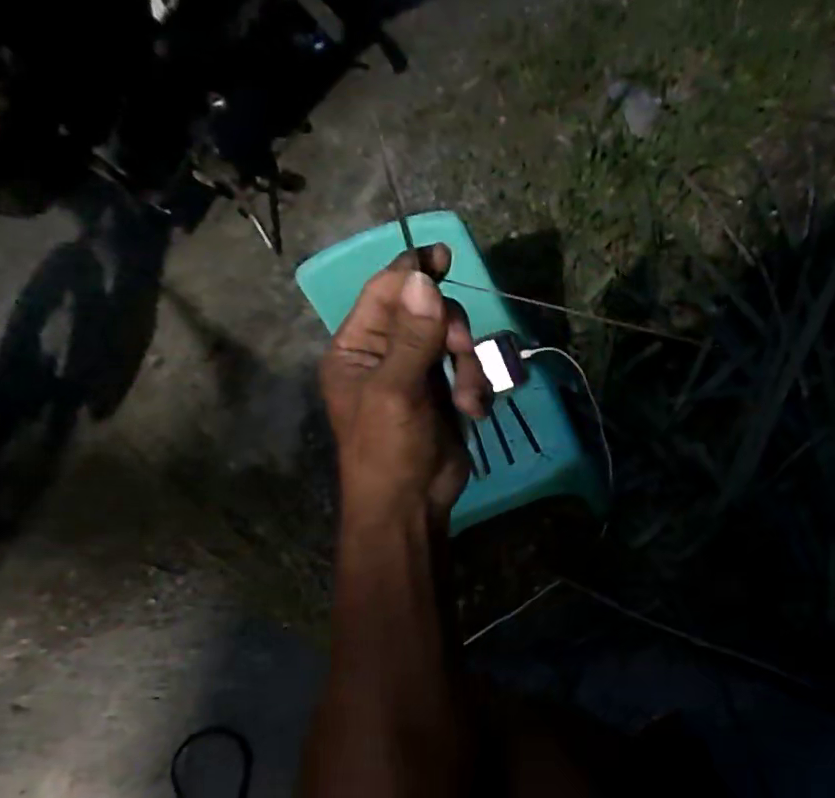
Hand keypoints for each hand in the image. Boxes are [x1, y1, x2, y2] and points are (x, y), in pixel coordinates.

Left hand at [322, 244, 490, 523]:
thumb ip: (412, 336)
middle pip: (427, 314)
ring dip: (469, 367)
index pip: (384, 294)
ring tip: (470, 401)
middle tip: (462, 353)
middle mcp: (386, 355)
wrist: (410, 506)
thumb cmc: (387, 449)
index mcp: (357, 348)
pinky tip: (476, 411)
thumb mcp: (396, 390)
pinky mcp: (446, 398)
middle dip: (451, 332)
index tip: (442, 254)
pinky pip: (468, 372)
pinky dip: (477, 387)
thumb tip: (422, 280)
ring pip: (453, 344)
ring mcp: (418, 376)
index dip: (411, 271)